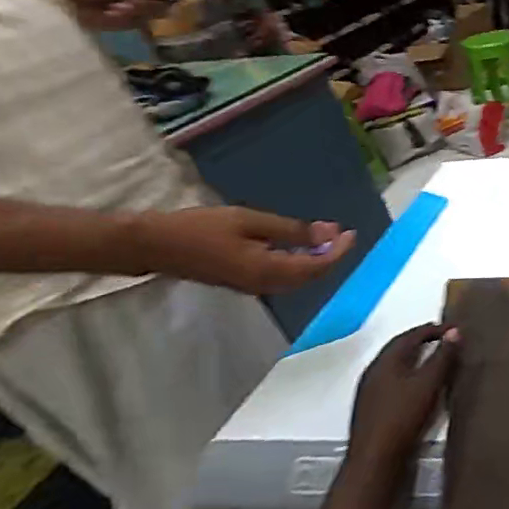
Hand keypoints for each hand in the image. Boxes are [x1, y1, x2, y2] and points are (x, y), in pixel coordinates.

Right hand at [127, 207, 354, 293]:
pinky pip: (283, 276)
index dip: (338, 252)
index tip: (352, 234)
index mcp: (267, 271)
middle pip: (309, 276)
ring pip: (297, 278)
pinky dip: (299, 262)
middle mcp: (264, 285)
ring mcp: (253, 286)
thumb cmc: (203, 228)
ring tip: (329, 236)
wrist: (156, 245)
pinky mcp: (244, 281)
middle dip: (330, 256)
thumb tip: (328, 234)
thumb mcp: (251, 222)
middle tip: (343, 232)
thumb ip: (291, 231)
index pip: (316, 267)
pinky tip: (302, 246)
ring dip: (316, 260)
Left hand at [346, 324, 460, 479]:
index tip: (452, 329)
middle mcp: (374, 373)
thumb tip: (455, 331)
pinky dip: (410, 381)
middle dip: (422, 343)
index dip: (432, 329)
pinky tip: (421, 393)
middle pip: (400, 350)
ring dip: (416, 363)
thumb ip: (443, 356)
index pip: (410, 335)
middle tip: (445, 342)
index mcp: (385, 361)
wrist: (374, 466)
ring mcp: (370, 394)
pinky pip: (394, 386)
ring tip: (437, 366)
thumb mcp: (429, 384)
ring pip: (397, 369)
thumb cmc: (402, 418)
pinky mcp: (372, 414)